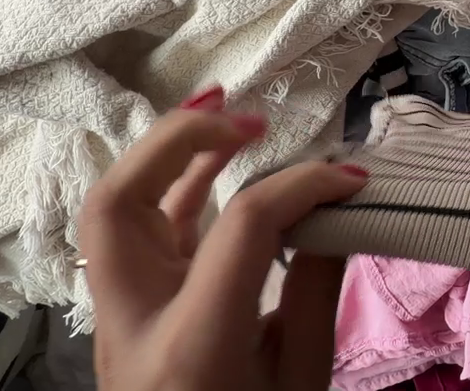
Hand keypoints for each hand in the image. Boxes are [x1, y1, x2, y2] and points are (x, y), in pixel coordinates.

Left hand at [76, 87, 369, 390]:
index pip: (245, 226)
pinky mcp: (130, 308)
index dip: (306, 184)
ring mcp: (120, 315)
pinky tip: (220, 153)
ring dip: (169, 148)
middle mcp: (135, 322)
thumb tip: (337, 204)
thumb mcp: (305, 374)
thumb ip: (318, 283)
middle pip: (119, 205)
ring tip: (226, 105)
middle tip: (250, 120)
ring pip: (115, 208)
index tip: (354, 179)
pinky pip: (144, 227)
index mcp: (192, 343)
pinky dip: (180, 180)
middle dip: (181, 141)